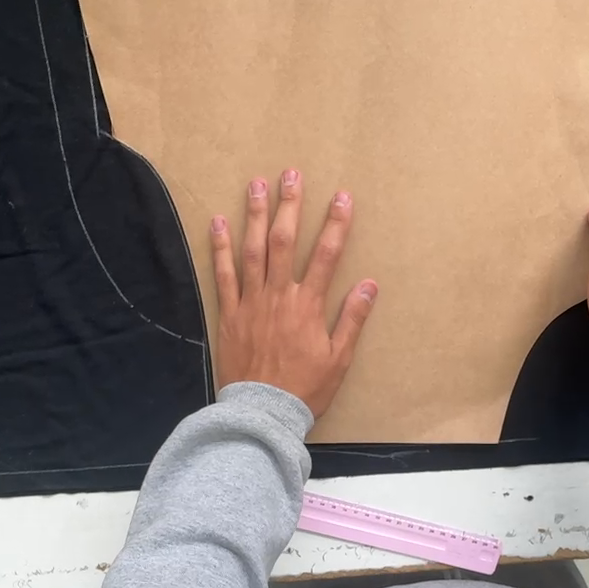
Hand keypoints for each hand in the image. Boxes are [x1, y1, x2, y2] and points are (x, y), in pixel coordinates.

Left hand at [210, 169, 377, 417]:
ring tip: (257, 185)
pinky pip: (224, 275)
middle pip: (285, 242)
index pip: (326, 256)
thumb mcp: (339, 359)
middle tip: (291, 174)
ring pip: (253, 250)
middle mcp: (279, 296)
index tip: (342, 197)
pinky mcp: (230, 314)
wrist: (264, 413)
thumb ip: (352, 319)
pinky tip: (218, 222)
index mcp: (309, 306)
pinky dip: (221, 248)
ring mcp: (251, 303)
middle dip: (290, 206)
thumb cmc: (305, 390)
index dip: (336, 224)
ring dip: (255, 215)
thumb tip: (370, 285)